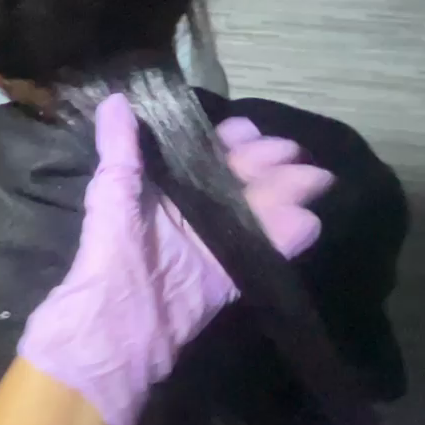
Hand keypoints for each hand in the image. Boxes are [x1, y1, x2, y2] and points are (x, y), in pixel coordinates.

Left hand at [16, 95, 332, 424]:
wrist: (118, 326)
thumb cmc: (110, 250)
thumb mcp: (110, 191)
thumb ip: (118, 147)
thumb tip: (116, 98)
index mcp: (156, 189)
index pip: (197, 157)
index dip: (225, 143)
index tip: (251, 129)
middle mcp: (185, 213)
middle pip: (232, 182)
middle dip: (264, 165)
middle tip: (294, 151)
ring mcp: (208, 246)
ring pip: (253, 214)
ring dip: (283, 195)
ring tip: (314, 180)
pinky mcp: (226, 279)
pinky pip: (258, 255)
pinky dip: (283, 240)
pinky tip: (309, 223)